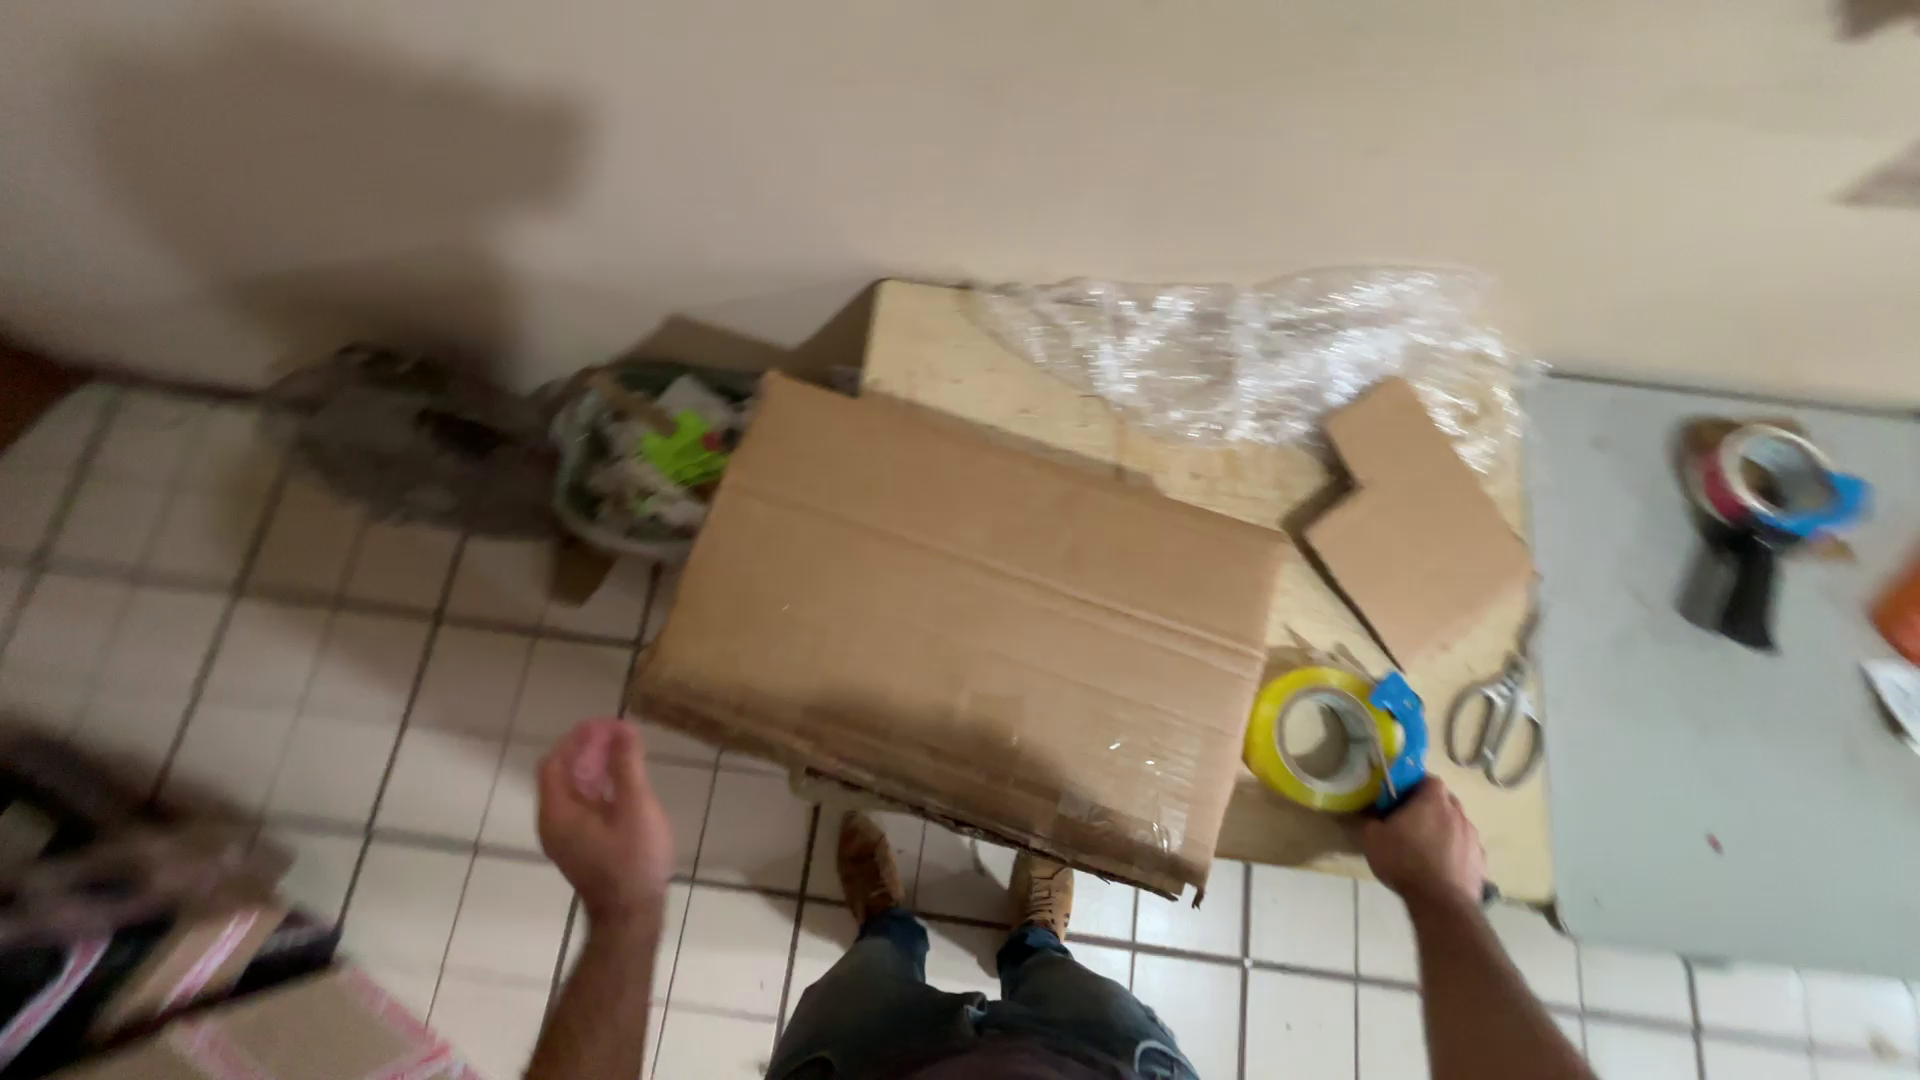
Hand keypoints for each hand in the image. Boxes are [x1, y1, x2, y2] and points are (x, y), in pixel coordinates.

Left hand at [538, 718, 675, 923]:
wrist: (631, 914)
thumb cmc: (633, 860)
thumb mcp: (635, 807)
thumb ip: (627, 766)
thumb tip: (623, 729)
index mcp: (558, 814)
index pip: (555, 764)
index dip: (577, 738)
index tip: (606, 722)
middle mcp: (554, 823)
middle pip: (562, 774)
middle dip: (587, 747)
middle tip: (618, 729)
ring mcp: (567, 836)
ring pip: (574, 789)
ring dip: (594, 763)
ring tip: (624, 745)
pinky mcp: (583, 843)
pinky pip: (584, 803)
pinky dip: (599, 783)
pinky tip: (623, 776)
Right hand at [1360, 778, 1485, 912]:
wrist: (1440, 902)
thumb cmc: (1404, 861)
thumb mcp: (1373, 838)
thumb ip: (1372, 820)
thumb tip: (1374, 815)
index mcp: (1433, 801)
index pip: (1429, 779)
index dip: (1415, 784)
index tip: (1401, 796)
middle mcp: (1458, 815)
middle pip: (1446, 800)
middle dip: (1431, 806)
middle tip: (1412, 819)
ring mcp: (1473, 839)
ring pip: (1457, 824)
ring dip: (1444, 828)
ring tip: (1427, 846)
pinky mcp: (1481, 861)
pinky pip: (1465, 847)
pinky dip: (1454, 850)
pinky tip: (1440, 865)